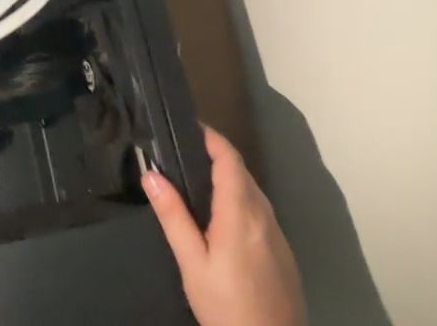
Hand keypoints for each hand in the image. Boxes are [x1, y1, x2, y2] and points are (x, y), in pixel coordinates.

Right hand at [144, 125, 306, 325]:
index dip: (212, 138)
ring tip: (199, 188)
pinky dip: (243, 205)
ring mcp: (278, 236)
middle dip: (218, 159)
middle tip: (184, 157)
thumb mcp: (192, 264)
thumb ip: (174, 217)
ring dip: (231, 182)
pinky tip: (224, 226)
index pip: (229, 159)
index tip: (191, 127)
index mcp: (241, 212)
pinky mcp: (284, 256)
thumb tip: (151, 175)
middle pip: (243, 174)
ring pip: (254, 195)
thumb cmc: (227, 307)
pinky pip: (262, 216)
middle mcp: (264, 216)